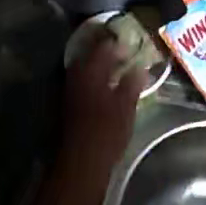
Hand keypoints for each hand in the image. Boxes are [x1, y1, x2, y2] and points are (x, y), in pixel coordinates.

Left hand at [61, 39, 146, 182]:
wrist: (80, 161)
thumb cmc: (106, 132)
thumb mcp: (126, 106)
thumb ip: (132, 83)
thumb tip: (140, 67)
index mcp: (91, 69)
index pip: (105, 46)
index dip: (119, 43)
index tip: (132, 45)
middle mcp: (76, 73)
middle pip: (91, 53)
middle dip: (107, 52)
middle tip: (125, 55)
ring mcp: (68, 87)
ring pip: (84, 66)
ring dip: (99, 65)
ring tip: (117, 70)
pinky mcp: (65, 101)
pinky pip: (80, 80)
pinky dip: (92, 78)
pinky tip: (104, 86)